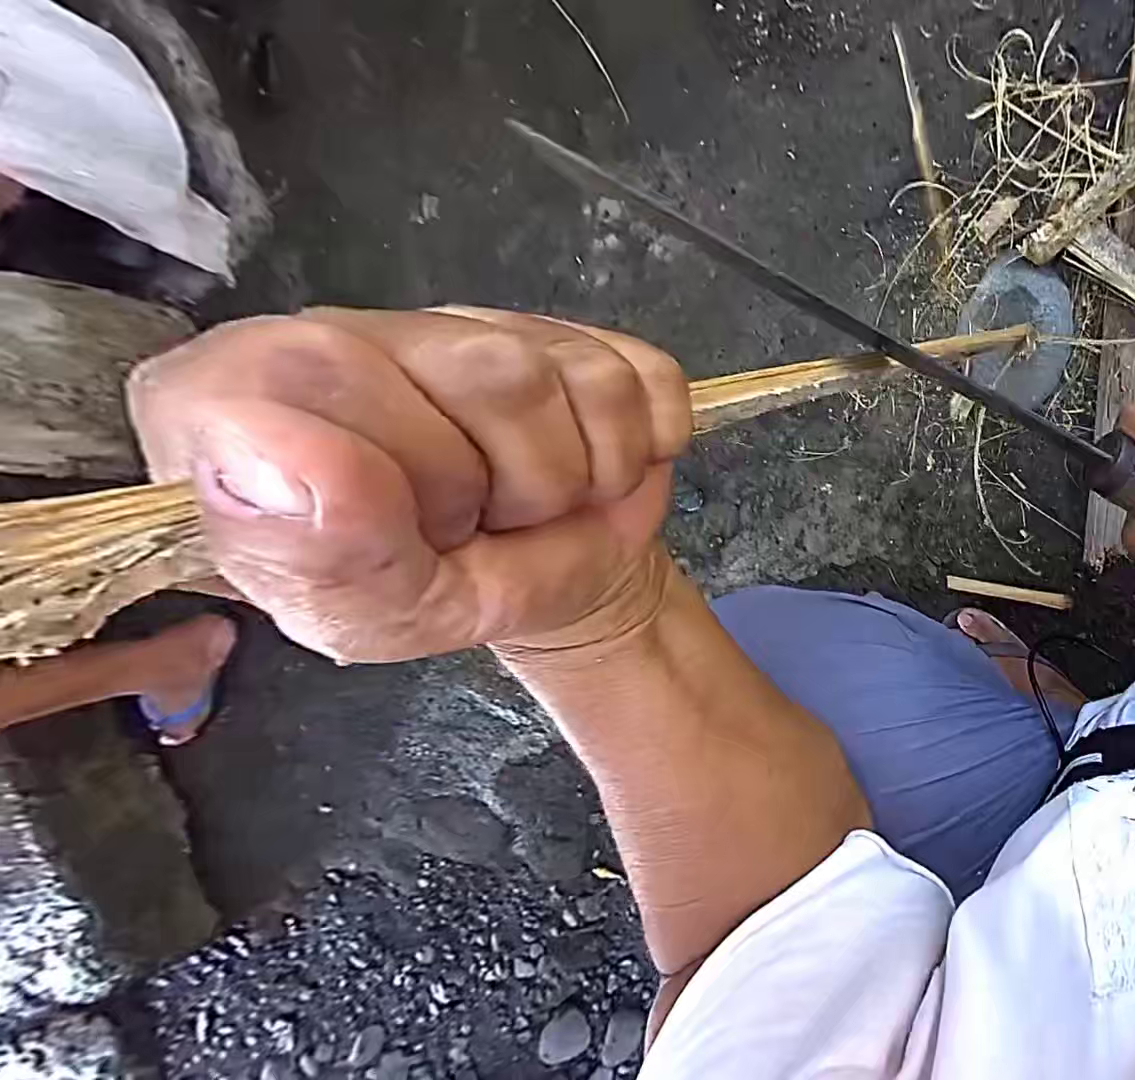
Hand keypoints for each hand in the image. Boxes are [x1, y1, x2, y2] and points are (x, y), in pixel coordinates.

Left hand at [129, 306, 692, 662]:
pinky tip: (605, 464)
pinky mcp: (601, 343)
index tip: (423, 529)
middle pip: (502, 374)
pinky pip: (654, 383)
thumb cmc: (462, 589)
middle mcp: (386, 330)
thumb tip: (273, 448)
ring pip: (594, 381)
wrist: (566, 577)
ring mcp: (503, 325)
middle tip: (500, 517)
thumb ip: (318, 554)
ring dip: (592, 473)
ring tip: (553, 497)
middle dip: (527, 482)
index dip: (412, 475)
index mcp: (266, 381)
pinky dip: (647, 448)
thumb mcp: (379, 614)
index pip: (337, 372)